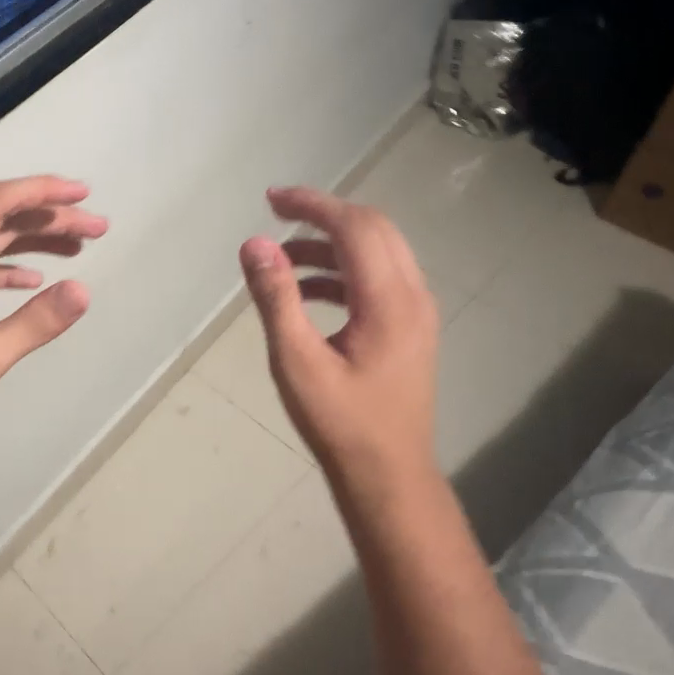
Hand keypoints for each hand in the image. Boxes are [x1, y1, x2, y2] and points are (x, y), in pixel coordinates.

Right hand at [239, 187, 438, 483]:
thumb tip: (255, 243)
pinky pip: (380, 278)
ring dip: (331, 244)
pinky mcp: (411, 329)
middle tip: (275, 213)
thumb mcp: (296, 361)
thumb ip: (277, 298)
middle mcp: (413, 296)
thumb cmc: (340, 423)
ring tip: (281, 259)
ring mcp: (418, 313)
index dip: (312, 205)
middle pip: (374, 229)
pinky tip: (307, 293)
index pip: (355, 227)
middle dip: (323, 214)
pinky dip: (343, 270)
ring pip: (379, 252)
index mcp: (389, 301)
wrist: (388, 475)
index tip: (270, 199)